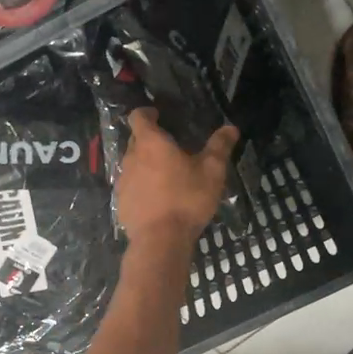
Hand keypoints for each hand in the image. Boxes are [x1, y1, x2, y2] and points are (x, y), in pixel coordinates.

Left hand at [117, 110, 238, 248]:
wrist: (160, 240)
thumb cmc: (187, 199)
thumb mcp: (211, 171)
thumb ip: (219, 147)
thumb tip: (230, 128)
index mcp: (151, 143)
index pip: (139, 117)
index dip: (147, 113)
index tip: (158, 115)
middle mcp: (131, 158)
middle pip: (135, 140)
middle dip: (149, 140)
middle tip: (169, 147)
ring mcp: (123, 181)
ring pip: (132, 164)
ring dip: (145, 165)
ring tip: (165, 175)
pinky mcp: (121, 203)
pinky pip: (131, 187)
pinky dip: (141, 187)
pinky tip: (157, 199)